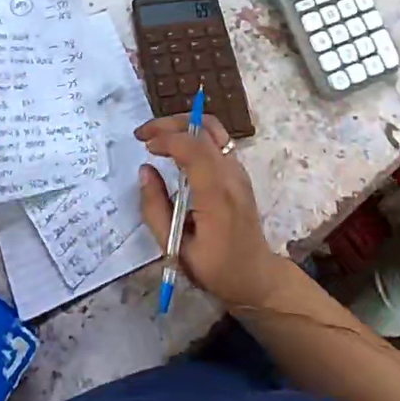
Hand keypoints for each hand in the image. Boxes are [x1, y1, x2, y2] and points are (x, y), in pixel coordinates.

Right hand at [134, 113, 291, 309]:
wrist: (255, 276)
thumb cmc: (215, 268)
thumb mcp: (176, 249)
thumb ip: (156, 210)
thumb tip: (145, 170)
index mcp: (217, 196)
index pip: (194, 149)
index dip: (167, 139)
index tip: (146, 147)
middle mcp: (232, 175)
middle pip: (204, 129)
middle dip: (170, 124)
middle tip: (144, 134)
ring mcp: (239, 170)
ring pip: (213, 128)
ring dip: (183, 124)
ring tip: (158, 135)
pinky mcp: (239, 171)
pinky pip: (217, 139)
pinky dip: (194, 134)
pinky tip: (177, 148)